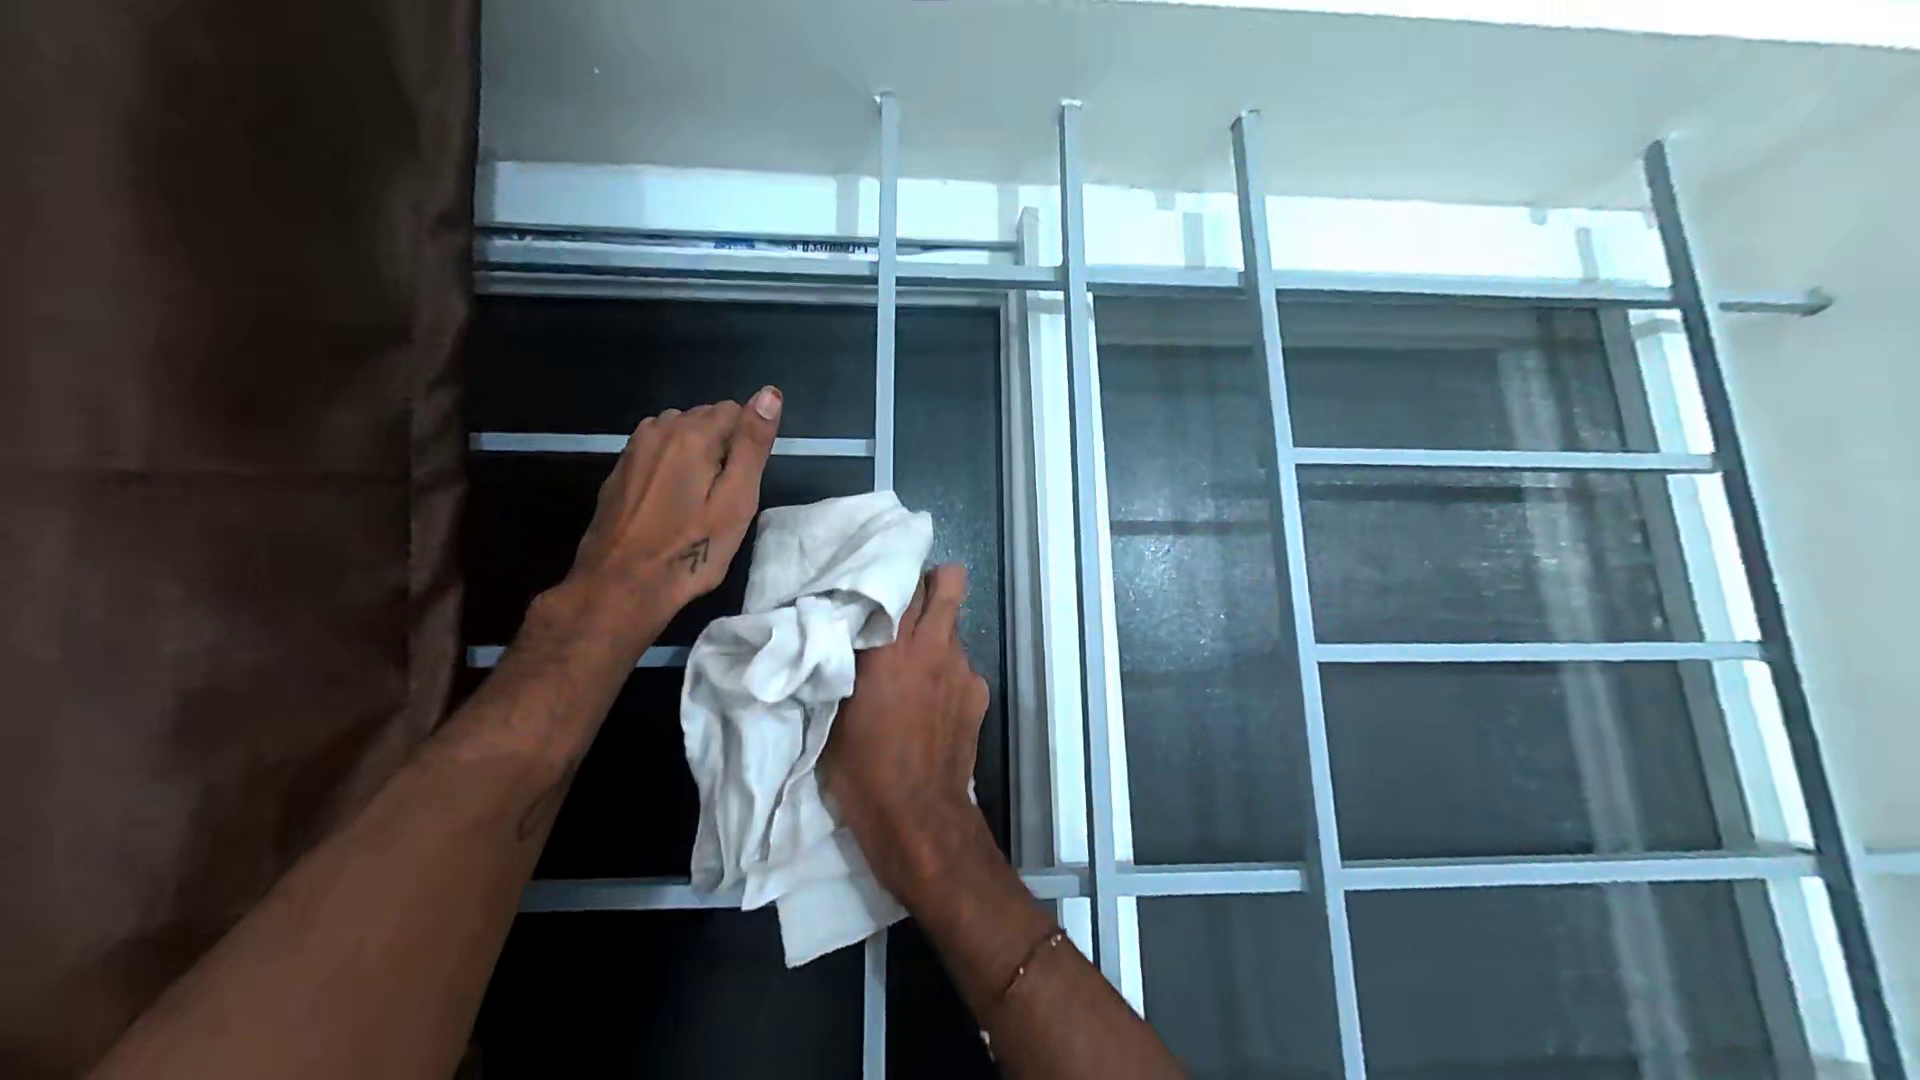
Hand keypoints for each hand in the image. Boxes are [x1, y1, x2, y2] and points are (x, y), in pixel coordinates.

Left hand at [561, 387, 782, 655]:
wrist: (621, 585)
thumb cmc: (690, 549)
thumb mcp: (736, 501)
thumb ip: (753, 445)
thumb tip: (769, 394)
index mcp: (692, 434)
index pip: (735, 410)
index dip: (748, 445)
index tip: (744, 482)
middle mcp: (659, 429)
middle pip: (705, 419)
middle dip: (722, 446)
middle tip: (724, 497)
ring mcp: (634, 448)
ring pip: (679, 433)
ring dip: (696, 454)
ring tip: (698, 500)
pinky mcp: (620, 469)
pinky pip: (657, 451)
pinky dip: (671, 466)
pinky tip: (671, 502)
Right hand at [823, 564, 989, 904]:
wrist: (917, 814)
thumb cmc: (862, 764)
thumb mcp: (837, 708)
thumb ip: (850, 662)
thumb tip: (851, 638)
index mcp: (892, 645)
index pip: (906, 582)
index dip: (898, 574)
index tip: (885, 578)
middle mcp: (935, 646)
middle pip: (949, 584)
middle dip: (935, 583)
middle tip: (913, 602)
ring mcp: (963, 668)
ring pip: (954, 629)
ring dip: (937, 636)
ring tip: (918, 667)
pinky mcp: (980, 692)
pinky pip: (962, 666)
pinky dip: (949, 673)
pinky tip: (934, 705)